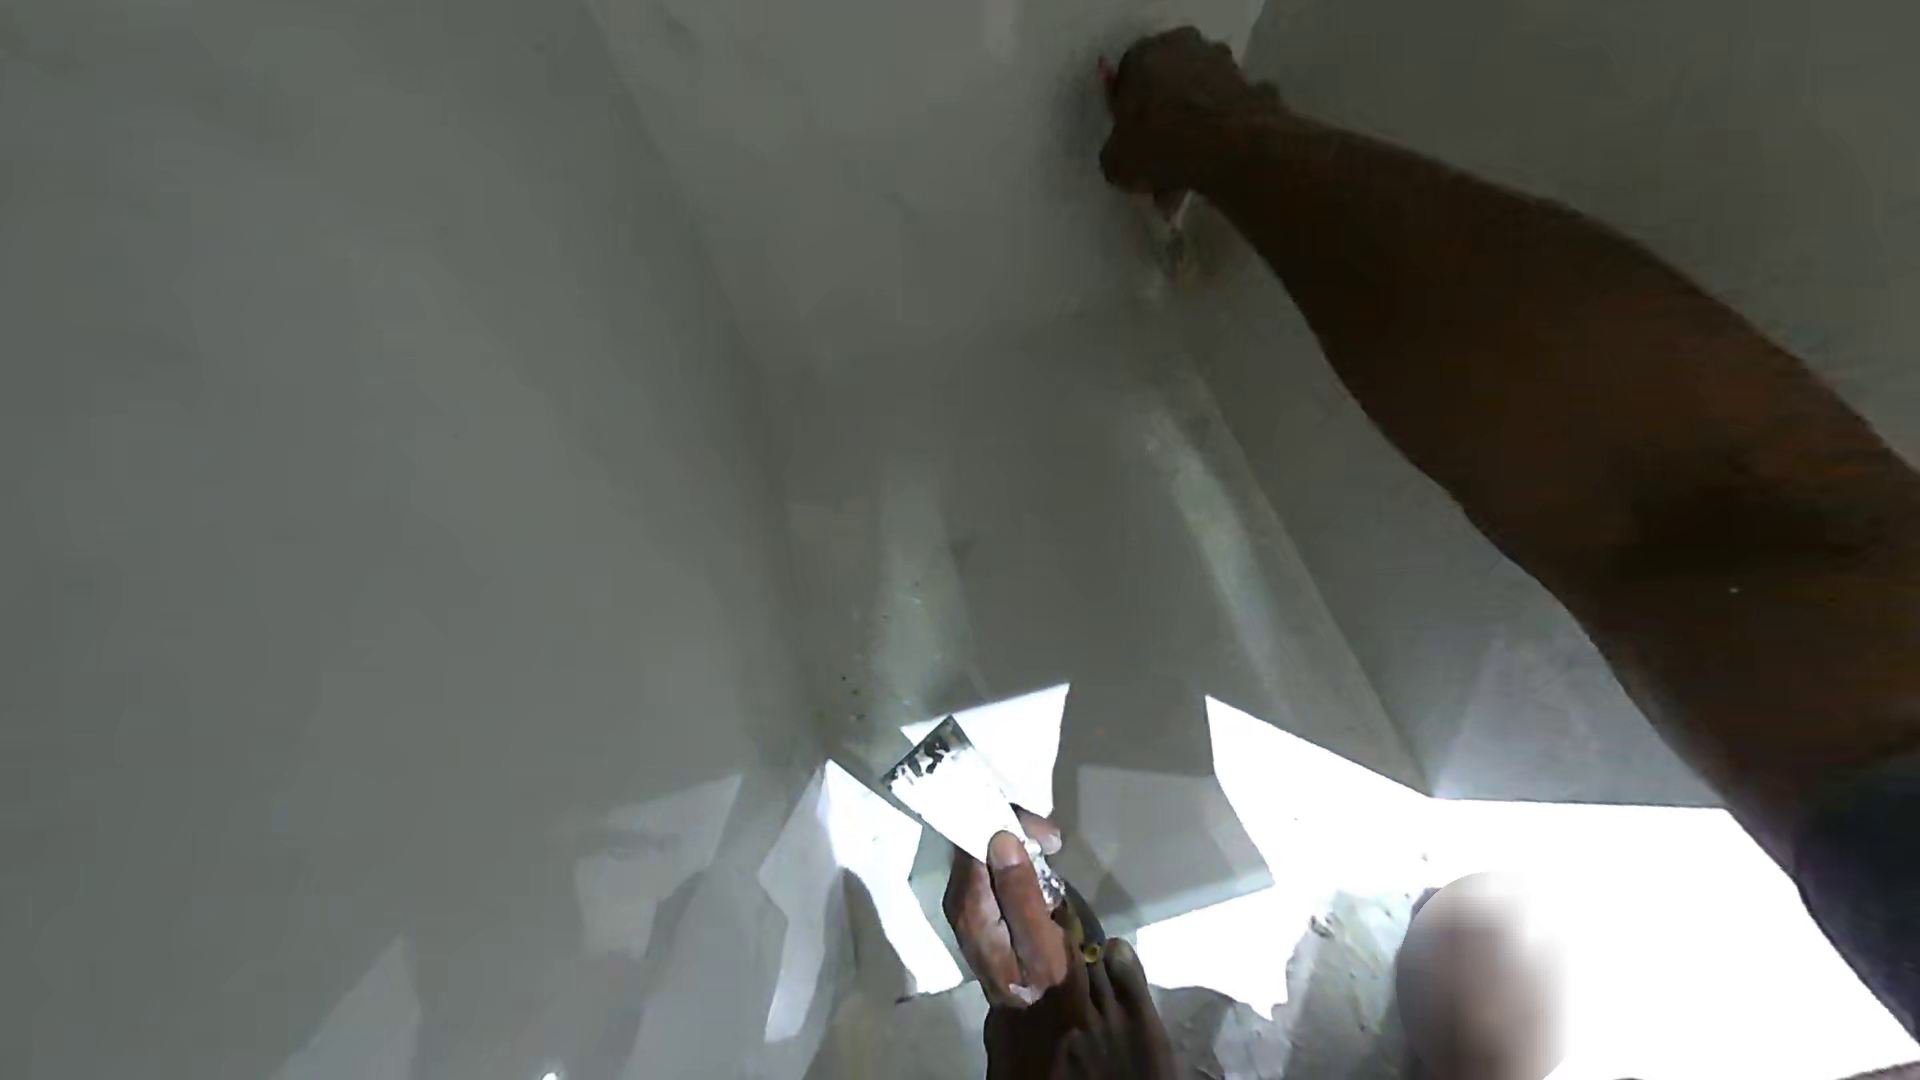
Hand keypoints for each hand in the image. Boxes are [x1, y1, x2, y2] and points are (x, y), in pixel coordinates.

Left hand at [943, 811, 1071, 1007]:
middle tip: (1052, 839)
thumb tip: (1001, 838)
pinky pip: (991, 864)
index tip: (1045, 833)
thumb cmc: (1045, 986)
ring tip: (1048, 848)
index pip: (976, 841)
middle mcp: (959, 898)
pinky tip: (1036, 866)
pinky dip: (1015, 857)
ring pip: (985, 849)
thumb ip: (1020, 892)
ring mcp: (966, 900)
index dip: (1009, 826)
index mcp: (970, 906)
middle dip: (1015, 830)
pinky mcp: (978, 903)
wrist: (1037, 1021)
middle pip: (977, 841)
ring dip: (1017, 842)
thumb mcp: (1041, 944)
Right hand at [1099, 26, 1286, 195]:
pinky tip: (1200, 179)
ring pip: (1191, 112)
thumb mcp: (1115, 163)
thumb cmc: (1157, 145)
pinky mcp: (1246, 86)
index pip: (1125, 86)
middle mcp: (1182, 48)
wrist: (1223, 145)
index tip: (1128, 149)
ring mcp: (1219, 64)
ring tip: (1177, 191)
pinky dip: (1209, 147)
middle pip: (1162, 97)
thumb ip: (1116, 154)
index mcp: (1142, 57)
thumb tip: (1124, 159)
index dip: (1126, 122)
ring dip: (1183, 148)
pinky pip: (1216, 123)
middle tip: (1153, 173)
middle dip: (1158, 137)